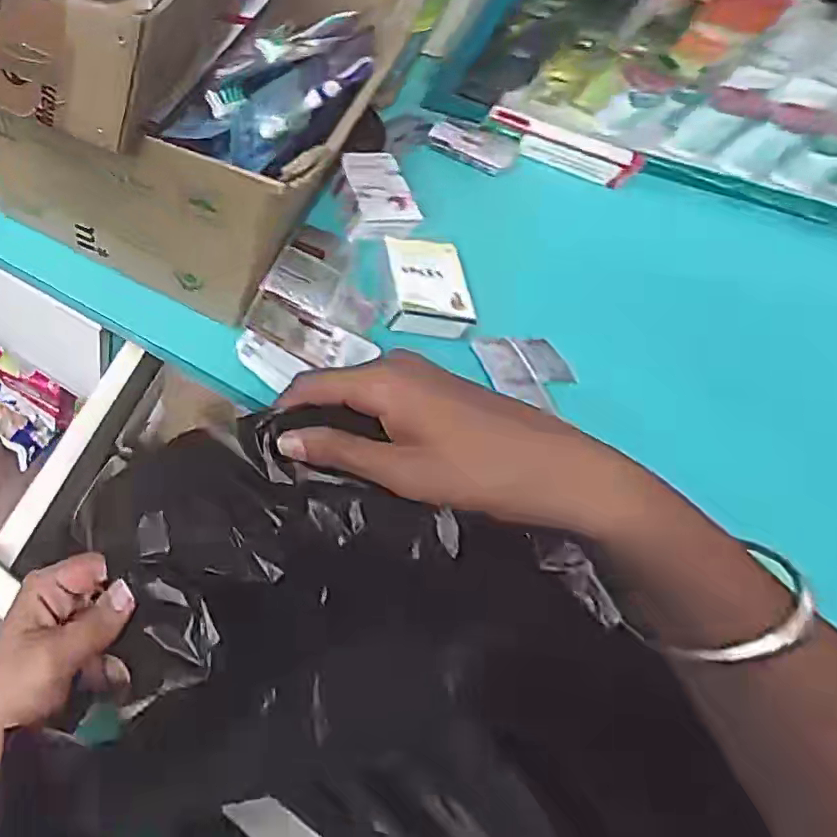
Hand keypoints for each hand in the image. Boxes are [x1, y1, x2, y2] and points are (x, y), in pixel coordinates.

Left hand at [0, 553, 134, 737]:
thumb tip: (127, 591)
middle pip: (103, 596)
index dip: (115, 582)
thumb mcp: (57, 653)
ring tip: (112, 671)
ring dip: (116, 649)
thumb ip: (96, 623)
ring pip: (108, 627)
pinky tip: (109, 683)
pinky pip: (105, 652)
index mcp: (45, 587)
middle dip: (119, 620)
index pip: (93, 567)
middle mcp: (57, 602)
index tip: (135, 604)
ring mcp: (66, 630)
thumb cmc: (13, 688)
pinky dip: (110, 667)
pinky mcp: (74, 656)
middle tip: (124, 644)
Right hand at [275, 350, 670, 540]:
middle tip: (297, 456)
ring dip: (338, 416)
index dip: (283, 410)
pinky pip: (383, 392)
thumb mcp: (402, 471)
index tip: (268, 442)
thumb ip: (338, 451)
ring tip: (330, 456)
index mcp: (380, 378)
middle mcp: (394, 363)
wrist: (568, 473)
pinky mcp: (438, 384)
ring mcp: (420, 371)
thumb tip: (284, 440)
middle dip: (309, 414)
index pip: (309, 384)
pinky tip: (372, 446)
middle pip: (332, 383)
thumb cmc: (479, 473)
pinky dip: (365, 414)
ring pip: (358, 388)